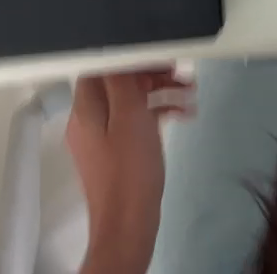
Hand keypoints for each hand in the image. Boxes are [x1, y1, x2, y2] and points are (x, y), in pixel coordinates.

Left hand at [65, 67, 192, 273]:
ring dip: (161, 91)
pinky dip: (159, 112)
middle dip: (151, 72)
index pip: (103, 66)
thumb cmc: (130, 168)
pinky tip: (184, 114)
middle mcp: (89, 120)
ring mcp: (103, 137)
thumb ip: (123, 81)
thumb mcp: (130, 115)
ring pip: (132, 99)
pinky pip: (137, 120)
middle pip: (120, 81)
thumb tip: (118, 54)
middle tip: (179, 71)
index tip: (159, 54)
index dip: (131, 55)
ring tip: (190, 91)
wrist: (129, 223)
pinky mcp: (118, 151)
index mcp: (86, 109)